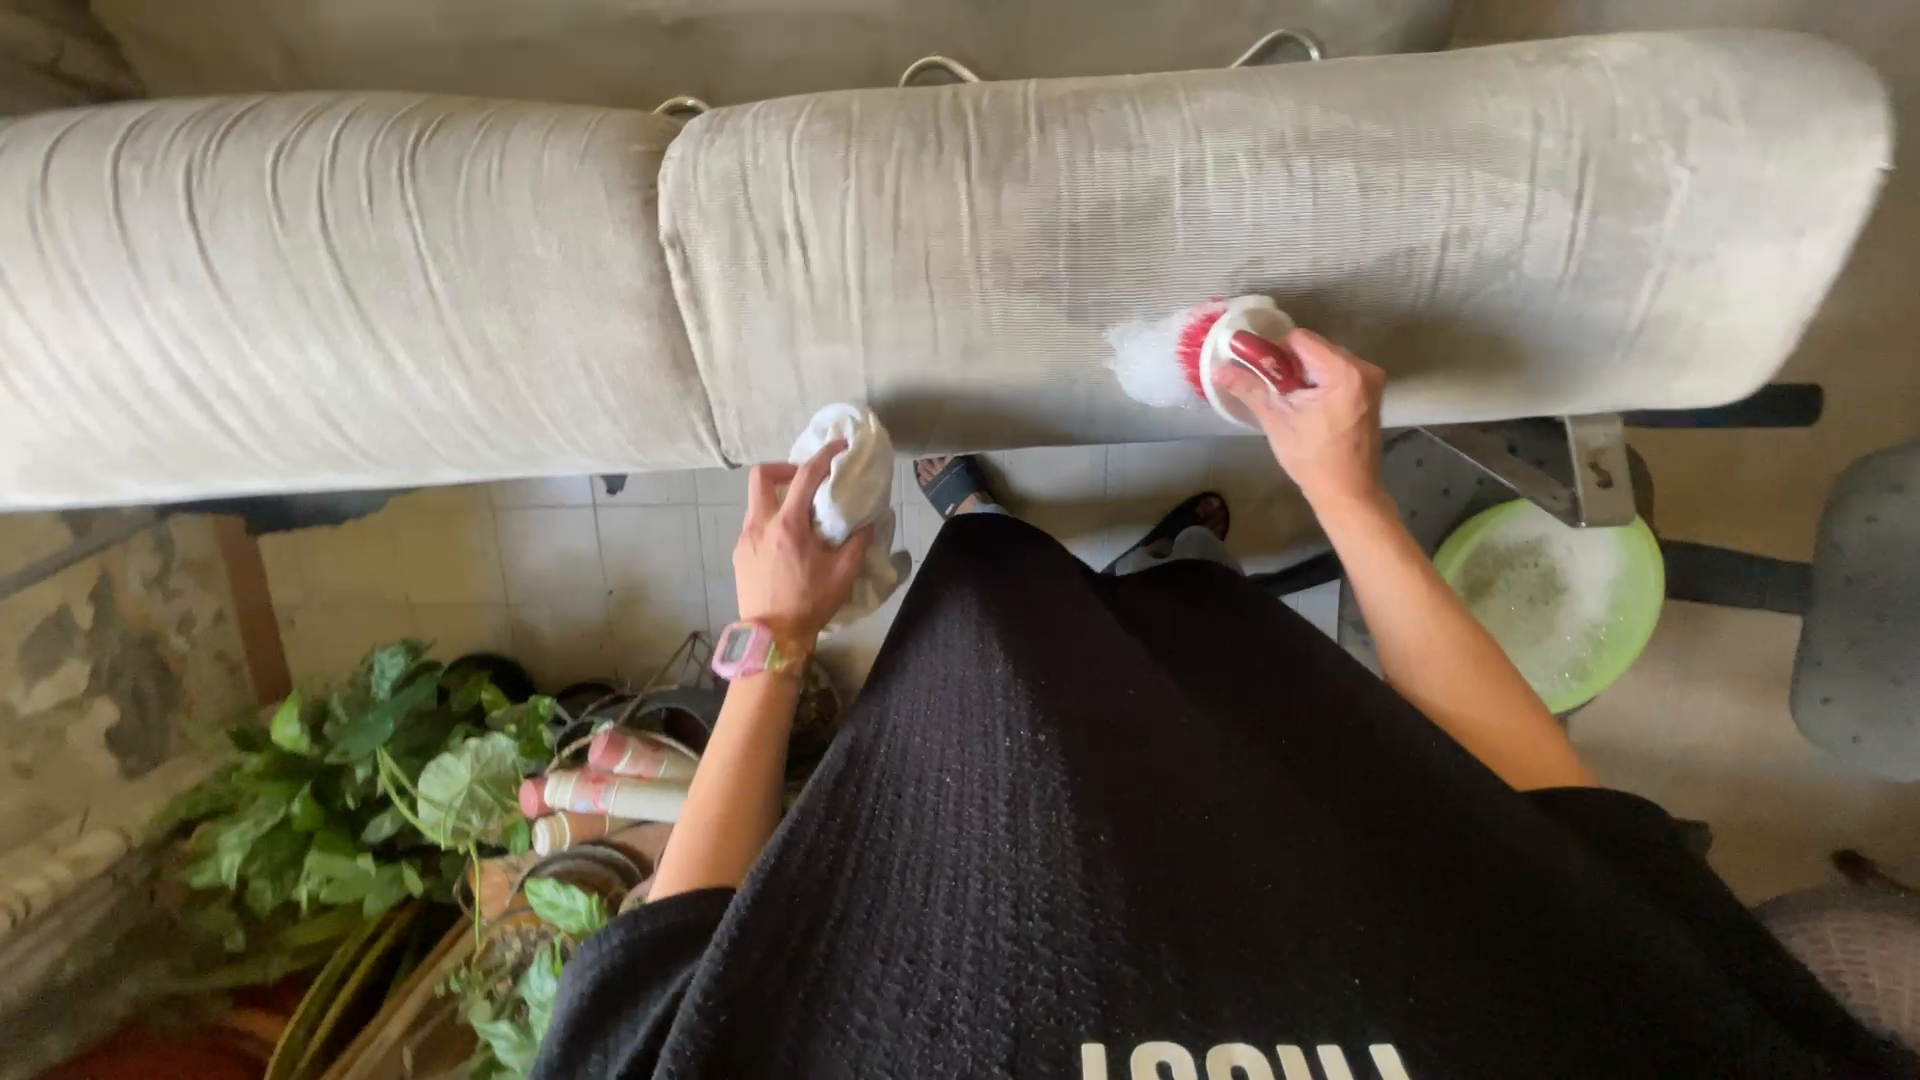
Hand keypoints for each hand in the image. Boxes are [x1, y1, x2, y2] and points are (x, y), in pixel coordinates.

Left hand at [733, 441, 874, 639]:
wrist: (773, 637)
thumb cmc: (810, 603)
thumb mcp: (844, 572)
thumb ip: (857, 540)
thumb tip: (867, 520)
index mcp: (788, 525)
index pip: (805, 475)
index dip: (824, 455)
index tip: (839, 447)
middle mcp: (760, 525)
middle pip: (762, 475)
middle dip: (785, 468)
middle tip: (806, 481)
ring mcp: (745, 539)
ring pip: (757, 501)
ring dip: (779, 498)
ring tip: (801, 516)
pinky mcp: (739, 554)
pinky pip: (755, 525)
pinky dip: (772, 521)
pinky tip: (788, 543)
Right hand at [1214, 327, 1387, 510]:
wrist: (1347, 491)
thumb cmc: (1311, 458)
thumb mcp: (1276, 421)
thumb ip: (1250, 388)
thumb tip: (1220, 369)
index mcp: (1342, 372)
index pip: (1299, 339)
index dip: (1275, 354)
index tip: (1263, 378)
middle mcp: (1363, 368)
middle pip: (1314, 348)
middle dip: (1289, 366)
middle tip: (1277, 394)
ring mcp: (1371, 379)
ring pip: (1324, 359)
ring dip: (1303, 375)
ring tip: (1293, 404)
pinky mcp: (1370, 391)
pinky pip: (1337, 372)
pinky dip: (1318, 382)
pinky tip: (1309, 407)